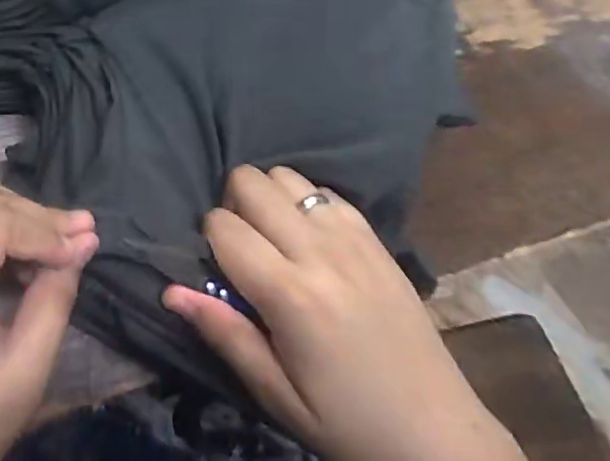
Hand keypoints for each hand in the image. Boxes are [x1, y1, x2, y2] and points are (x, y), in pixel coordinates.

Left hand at [0, 183, 98, 460]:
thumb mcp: (18, 377)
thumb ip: (51, 306)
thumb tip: (82, 246)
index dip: (45, 230)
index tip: (85, 248)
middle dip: (41, 217)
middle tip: (86, 232)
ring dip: (24, 216)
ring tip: (66, 238)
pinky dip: (3, 227)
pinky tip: (32, 250)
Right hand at [163, 166, 522, 460]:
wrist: (438, 434)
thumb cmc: (347, 422)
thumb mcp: (277, 395)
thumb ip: (225, 334)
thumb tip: (170, 291)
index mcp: (290, 295)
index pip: (223, 226)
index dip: (210, 240)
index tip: (221, 269)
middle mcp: (318, 251)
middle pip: (250, 181)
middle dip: (232, 205)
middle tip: (244, 246)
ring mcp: (351, 237)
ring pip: (285, 175)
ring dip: (268, 197)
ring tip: (274, 237)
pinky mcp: (374, 236)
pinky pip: (323, 191)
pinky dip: (304, 202)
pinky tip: (310, 238)